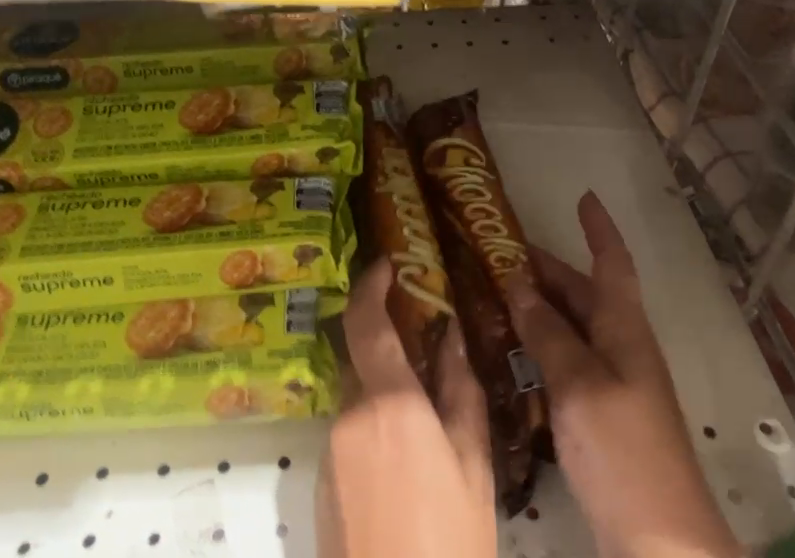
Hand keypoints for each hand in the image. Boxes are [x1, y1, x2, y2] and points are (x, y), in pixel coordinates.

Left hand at [318, 259, 494, 557]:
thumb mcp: (473, 465)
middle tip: (429, 351)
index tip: (388, 263)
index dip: (372, 284)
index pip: (366, 324)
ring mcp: (329, 449)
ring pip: (357, 398)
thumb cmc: (451, 539)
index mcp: (390, 405)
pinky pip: (349, 431)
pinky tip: (406, 462)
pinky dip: (373, 426)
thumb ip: (460, 392)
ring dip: (385, 393)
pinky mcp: (322, 480)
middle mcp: (348, 416)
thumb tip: (451, 336)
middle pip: (363, 361)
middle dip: (391, 349)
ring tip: (429, 420)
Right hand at [503, 192, 741, 557]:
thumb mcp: (579, 383)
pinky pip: (565, 366)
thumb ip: (548, 333)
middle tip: (496, 254)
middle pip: (585, 296)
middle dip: (548, 271)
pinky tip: (505, 356)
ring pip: (572, 331)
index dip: (600, 230)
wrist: (658, 537)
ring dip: (537, 310)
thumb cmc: (623, 449)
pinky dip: (537, 350)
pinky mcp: (600, 418)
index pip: (612, 265)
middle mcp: (622, 349)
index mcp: (624, 330)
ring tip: (489, 296)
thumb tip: (518, 283)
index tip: (584, 198)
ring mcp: (613, 385)